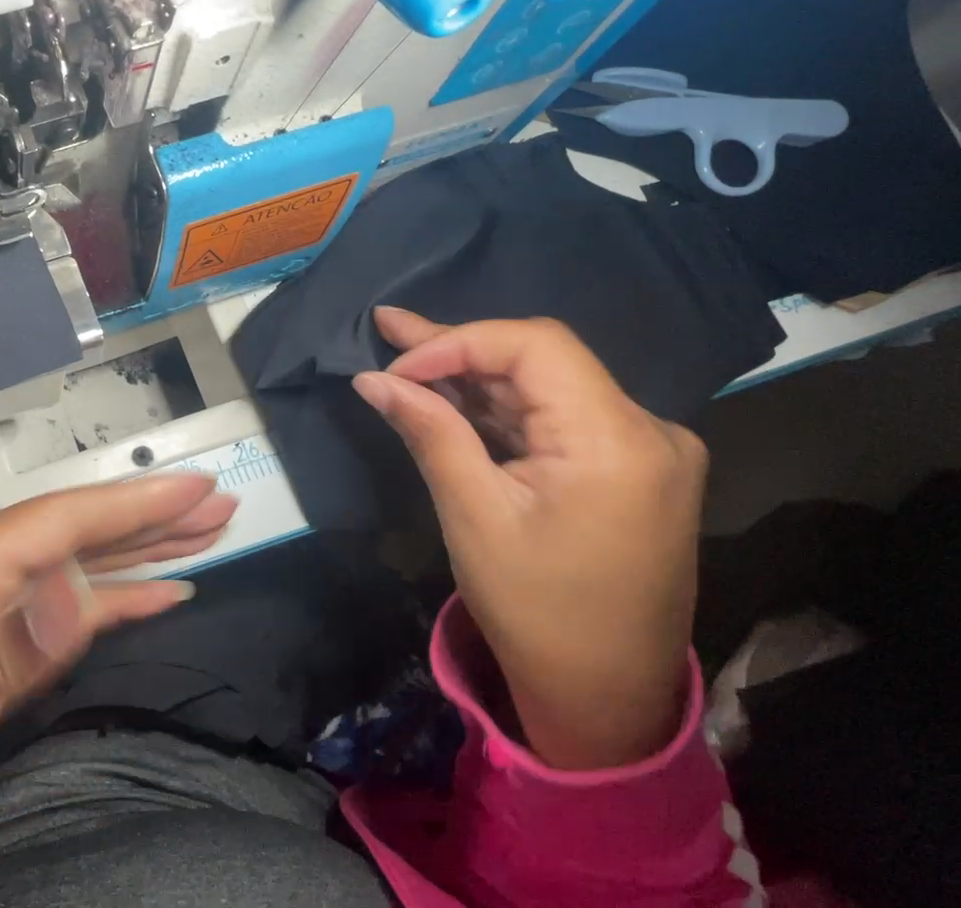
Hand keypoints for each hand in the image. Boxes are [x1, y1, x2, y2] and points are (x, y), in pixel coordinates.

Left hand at [0, 473, 233, 867]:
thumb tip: (76, 599)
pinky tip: (158, 594)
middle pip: (73, 533)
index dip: (128, 504)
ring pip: (76, 566)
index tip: (194, 487)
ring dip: (140, 549)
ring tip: (205, 533)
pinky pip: (66, 611)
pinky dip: (116, 598)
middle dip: (146, 516)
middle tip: (221, 502)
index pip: (55, 524)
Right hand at [351, 308, 702, 769]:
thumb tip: (372, 380)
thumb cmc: (533, 608)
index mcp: (616, 440)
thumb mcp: (472, 515)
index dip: (457, 342)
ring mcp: (647, 449)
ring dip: (476, 378)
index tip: (394, 370)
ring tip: (404, 359)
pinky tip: (454, 399)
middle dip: (458, 349)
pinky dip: (504, 411)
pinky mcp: (633, 469)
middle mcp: (648, 429)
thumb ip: (430, 433)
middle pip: (542, 361)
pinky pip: (561, 419)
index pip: (535, 347)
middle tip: (386, 329)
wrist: (605, 690)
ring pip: (548, 388)